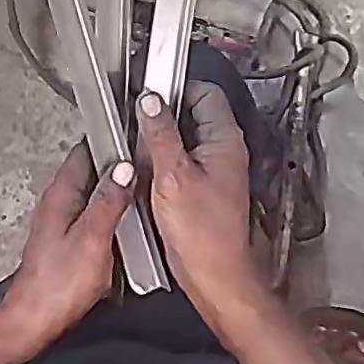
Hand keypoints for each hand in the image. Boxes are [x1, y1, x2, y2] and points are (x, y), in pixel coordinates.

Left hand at [0, 142, 135, 359]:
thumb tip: (125, 168)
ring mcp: (63, 219)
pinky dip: (112, 209)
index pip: (86, 149)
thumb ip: (109, 201)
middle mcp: (59, 200)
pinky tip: (129, 219)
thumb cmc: (58, 285)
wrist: (35, 321)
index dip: (111, 139)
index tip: (136, 135)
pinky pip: (94, 212)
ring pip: (94, 190)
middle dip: (118, 162)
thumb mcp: (92, 239)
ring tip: (145, 186)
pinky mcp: (69, 237)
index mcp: (62, 193)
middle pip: (92, 168)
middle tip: (149, 160)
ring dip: (116, 187)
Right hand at [135, 82, 261, 320]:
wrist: (213, 275)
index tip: (150, 92)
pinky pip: (180, 159)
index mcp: (225, 141)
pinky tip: (145, 168)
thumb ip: (160, 134)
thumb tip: (151, 102)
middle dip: (164, 113)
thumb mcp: (172, 175)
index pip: (205, 93)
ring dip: (161, 137)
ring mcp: (213, 169)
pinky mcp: (201, 187)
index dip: (177, 88)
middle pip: (194, 113)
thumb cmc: (202, 233)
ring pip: (185, 136)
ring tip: (138, 143)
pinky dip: (162, 158)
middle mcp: (223, 151)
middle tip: (138, 117)